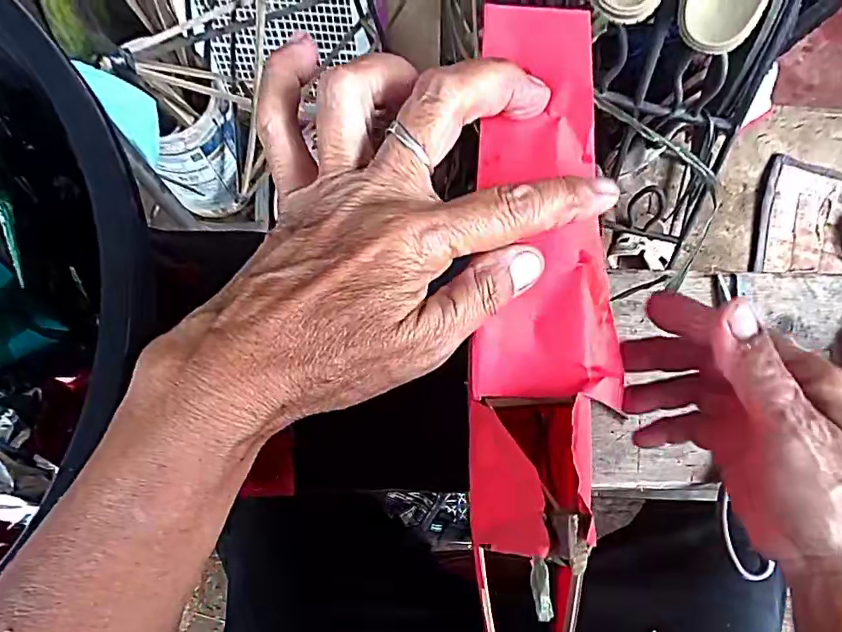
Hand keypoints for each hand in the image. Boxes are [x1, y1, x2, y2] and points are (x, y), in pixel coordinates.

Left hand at [132, 41, 618, 441]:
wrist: (251, 364)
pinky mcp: (294, 195)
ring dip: (399, 69)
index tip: (590, 189)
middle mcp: (371, 197)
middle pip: (438, 108)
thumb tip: (519, 265)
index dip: (558, 197)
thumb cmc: (327, 361)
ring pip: (358, 91)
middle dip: (495, 87)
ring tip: (427, 78)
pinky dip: (289, 77)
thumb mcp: (420, 348)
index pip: (504, 208)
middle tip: (525, 91)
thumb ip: (475, 298)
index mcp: (412, 241)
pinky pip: (280, 117)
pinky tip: (308, 57)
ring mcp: (329, 188)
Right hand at [623, 294, 841, 576]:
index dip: (692, 322)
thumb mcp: (789, 425)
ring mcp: (751, 420)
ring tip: (628, 400)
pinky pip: (695, 427)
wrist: (825, 553)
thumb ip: (757, 370)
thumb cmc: (825, 496)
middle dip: (664, 359)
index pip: (735, 337)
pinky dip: (669, 428)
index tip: (656, 311)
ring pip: (697, 394)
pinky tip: (648, 435)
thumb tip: (734, 316)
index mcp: (793, 375)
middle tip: (625, 359)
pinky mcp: (736, 447)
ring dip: (661, 394)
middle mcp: (770, 392)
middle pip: (709, 363)